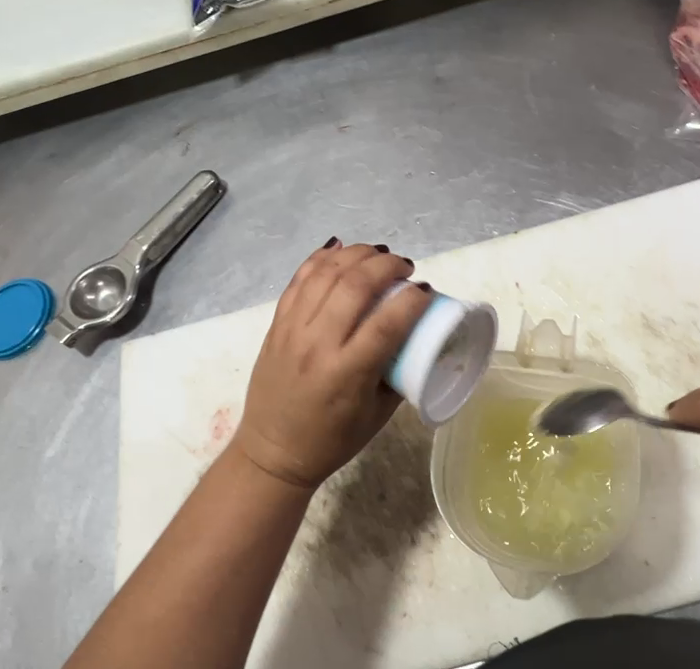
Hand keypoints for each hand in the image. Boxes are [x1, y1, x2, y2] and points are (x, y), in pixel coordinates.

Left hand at [230, 241, 430, 489]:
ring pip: (326, 273)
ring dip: (357, 255)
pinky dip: (321, 258)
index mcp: (347, 374)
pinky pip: (299, 279)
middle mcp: (318, 344)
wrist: (273, 451)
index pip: (386, 323)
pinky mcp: (277, 323)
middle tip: (405, 267)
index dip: (412, 300)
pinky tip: (340, 249)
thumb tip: (419, 336)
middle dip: (387, 266)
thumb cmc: (332, 440)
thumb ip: (399, 372)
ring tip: (378, 254)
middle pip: (355, 285)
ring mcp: (293, 330)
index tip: (426, 290)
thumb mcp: (378, 415)